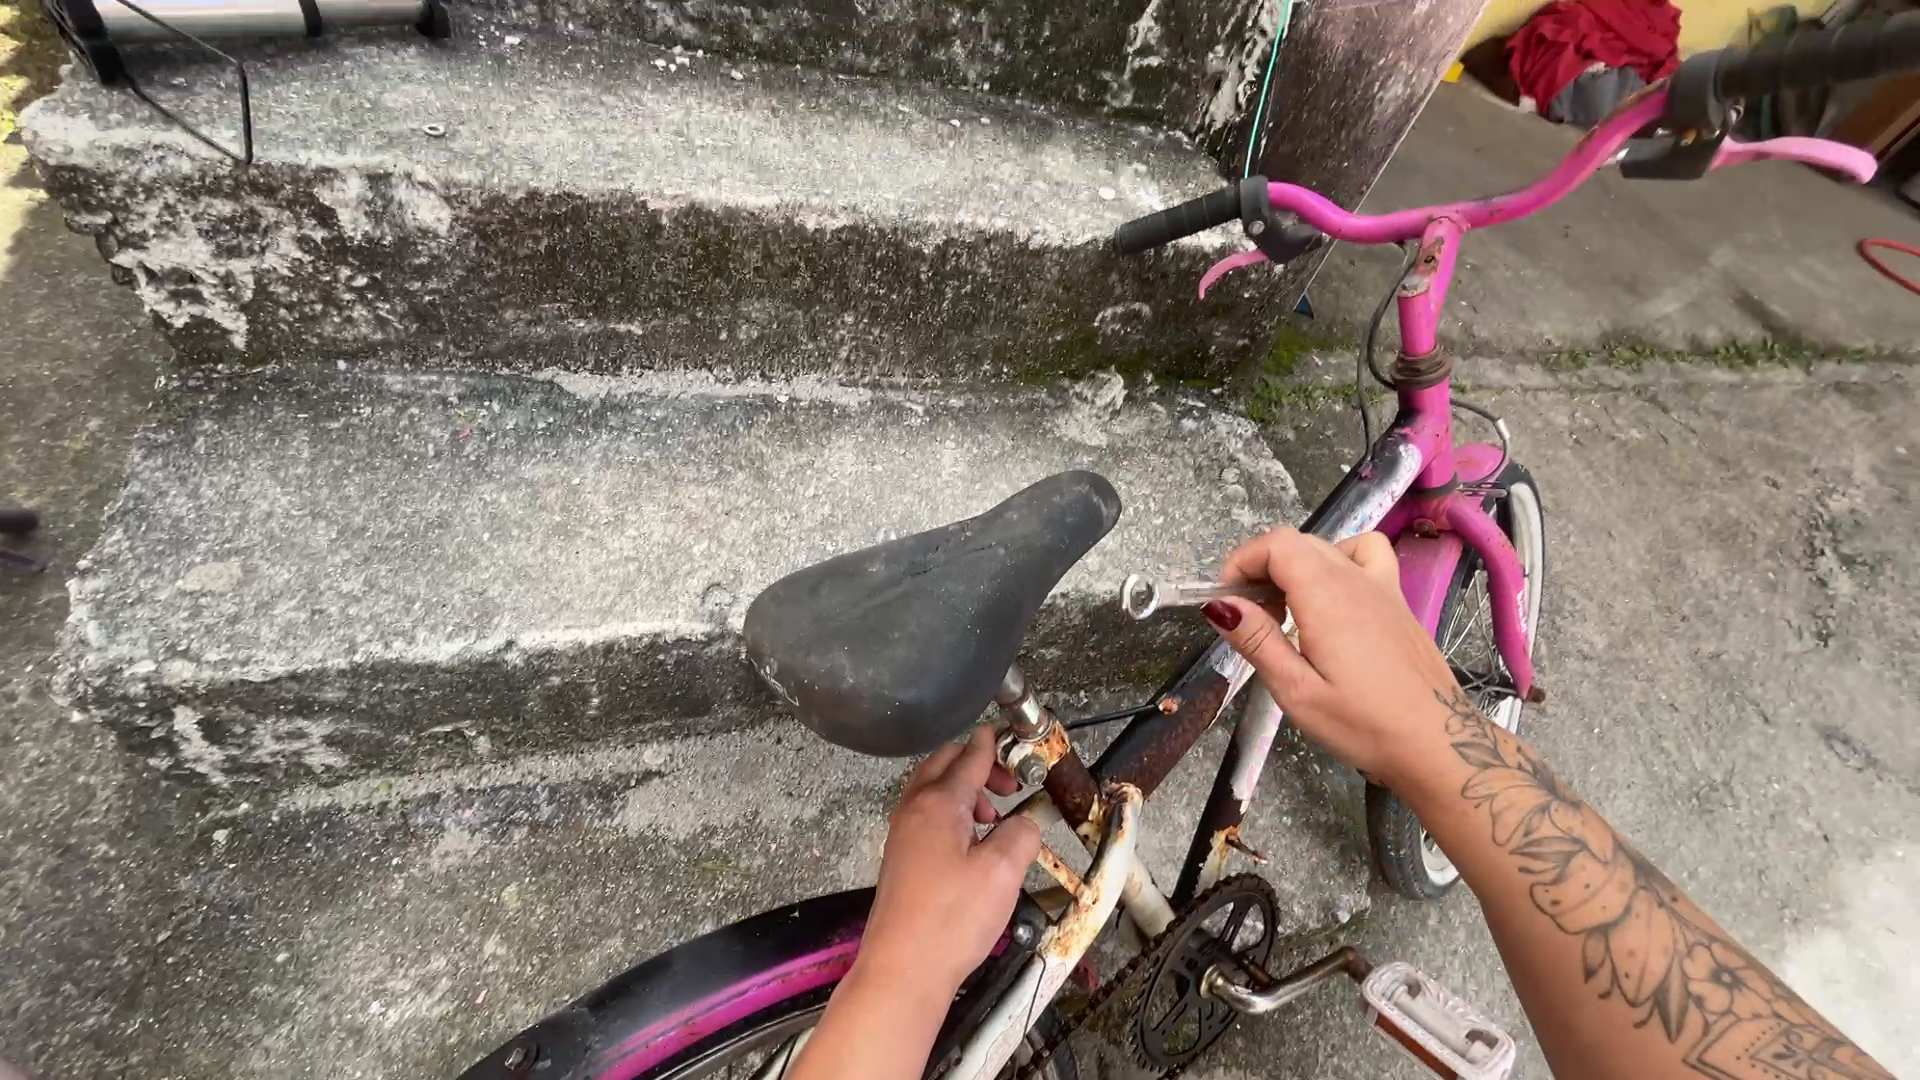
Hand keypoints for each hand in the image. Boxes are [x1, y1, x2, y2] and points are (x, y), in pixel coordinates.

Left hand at [856, 727, 1041, 996]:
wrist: (902, 969)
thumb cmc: (949, 921)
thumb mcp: (1002, 873)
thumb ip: (1021, 835)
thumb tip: (1024, 823)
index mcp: (938, 803)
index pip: (969, 757)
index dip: (991, 744)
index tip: (1002, 734)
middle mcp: (914, 809)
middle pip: (944, 764)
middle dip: (977, 763)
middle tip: (1007, 781)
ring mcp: (903, 832)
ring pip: (932, 788)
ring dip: (963, 788)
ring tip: (992, 815)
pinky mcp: (901, 856)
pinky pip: (926, 813)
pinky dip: (950, 810)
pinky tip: (970, 840)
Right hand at [1201, 529, 1461, 789]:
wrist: (1439, 745)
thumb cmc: (1363, 725)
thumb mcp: (1296, 691)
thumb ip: (1258, 641)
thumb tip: (1220, 605)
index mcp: (1326, 598)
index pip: (1276, 545)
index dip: (1242, 561)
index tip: (1228, 600)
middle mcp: (1356, 580)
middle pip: (1297, 542)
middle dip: (1260, 567)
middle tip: (1249, 615)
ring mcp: (1382, 586)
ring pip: (1326, 546)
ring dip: (1293, 564)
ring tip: (1285, 606)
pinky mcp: (1397, 600)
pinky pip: (1365, 553)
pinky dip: (1338, 558)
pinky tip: (1331, 594)